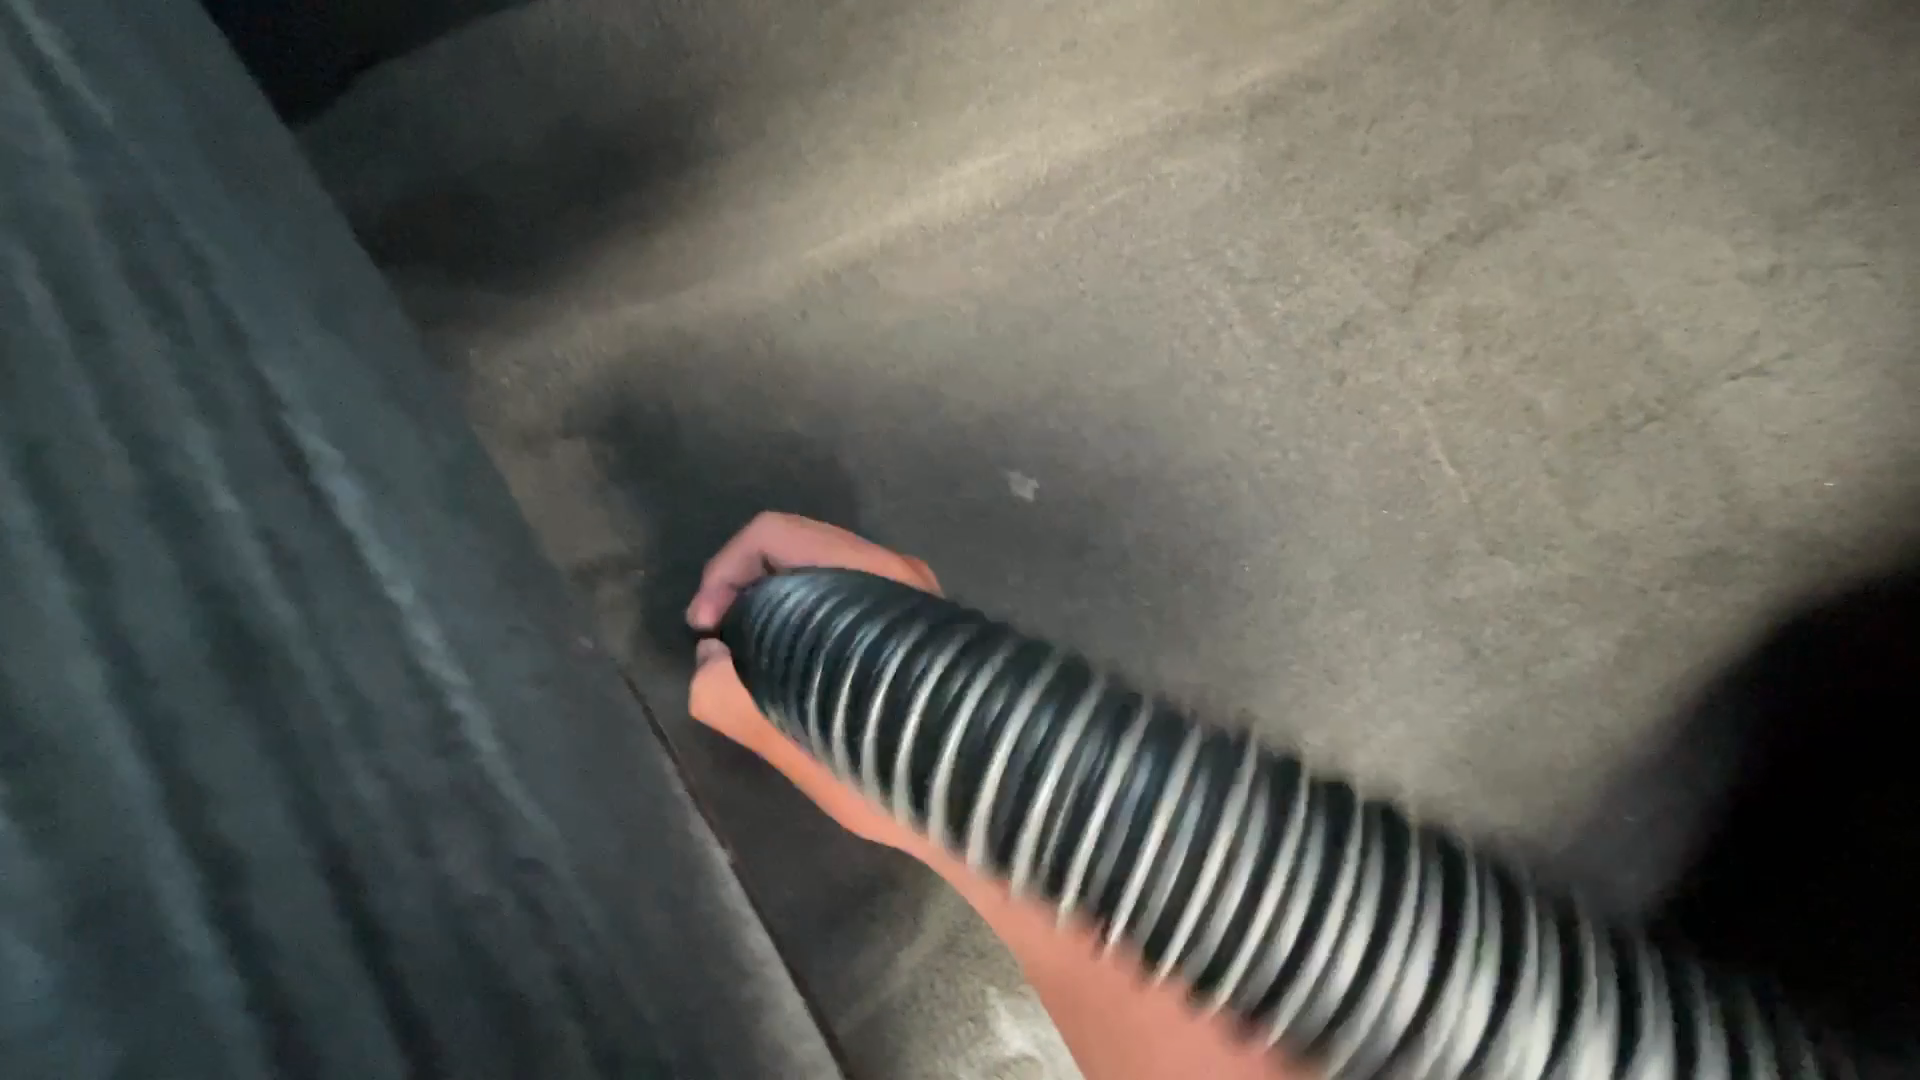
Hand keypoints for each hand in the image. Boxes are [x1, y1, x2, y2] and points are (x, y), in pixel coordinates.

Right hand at [685, 513, 944, 859]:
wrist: (988, 799)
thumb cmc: (901, 778)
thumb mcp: (807, 752)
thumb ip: (740, 702)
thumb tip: (708, 660)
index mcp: (872, 581)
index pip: (775, 535)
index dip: (723, 571)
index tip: (704, 629)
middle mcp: (895, 572)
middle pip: (794, 544)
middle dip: (741, 584)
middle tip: (717, 642)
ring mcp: (909, 592)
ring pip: (818, 568)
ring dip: (770, 601)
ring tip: (746, 655)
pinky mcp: (912, 618)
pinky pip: (840, 591)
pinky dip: (800, 612)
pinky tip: (789, 662)